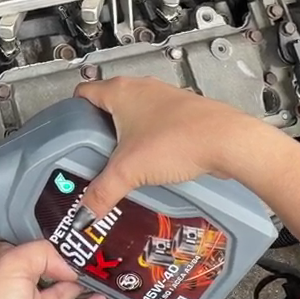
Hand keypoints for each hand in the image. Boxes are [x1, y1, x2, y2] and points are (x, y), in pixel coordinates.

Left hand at [0, 240, 107, 298]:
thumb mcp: (11, 266)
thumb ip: (40, 254)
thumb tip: (64, 263)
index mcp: (3, 271)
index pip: (26, 250)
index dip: (44, 243)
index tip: (67, 236)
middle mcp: (18, 294)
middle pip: (46, 273)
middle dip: (66, 263)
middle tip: (89, 253)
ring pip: (62, 297)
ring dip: (80, 285)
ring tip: (99, 274)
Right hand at [74, 77, 291, 219]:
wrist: (227, 141)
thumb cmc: (178, 140)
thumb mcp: (130, 170)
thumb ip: (103, 192)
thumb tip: (86, 212)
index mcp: (119, 91)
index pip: (83, 91)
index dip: (74, 111)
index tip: (72, 132)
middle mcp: (140, 87)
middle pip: (108, 102)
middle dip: (101, 127)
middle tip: (96, 153)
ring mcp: (163, 96)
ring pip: (134, 111)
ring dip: (128, 131)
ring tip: (124, 158)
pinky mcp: (183, 110)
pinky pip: (157, 119)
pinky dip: (151, 135)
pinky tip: (154, 159)